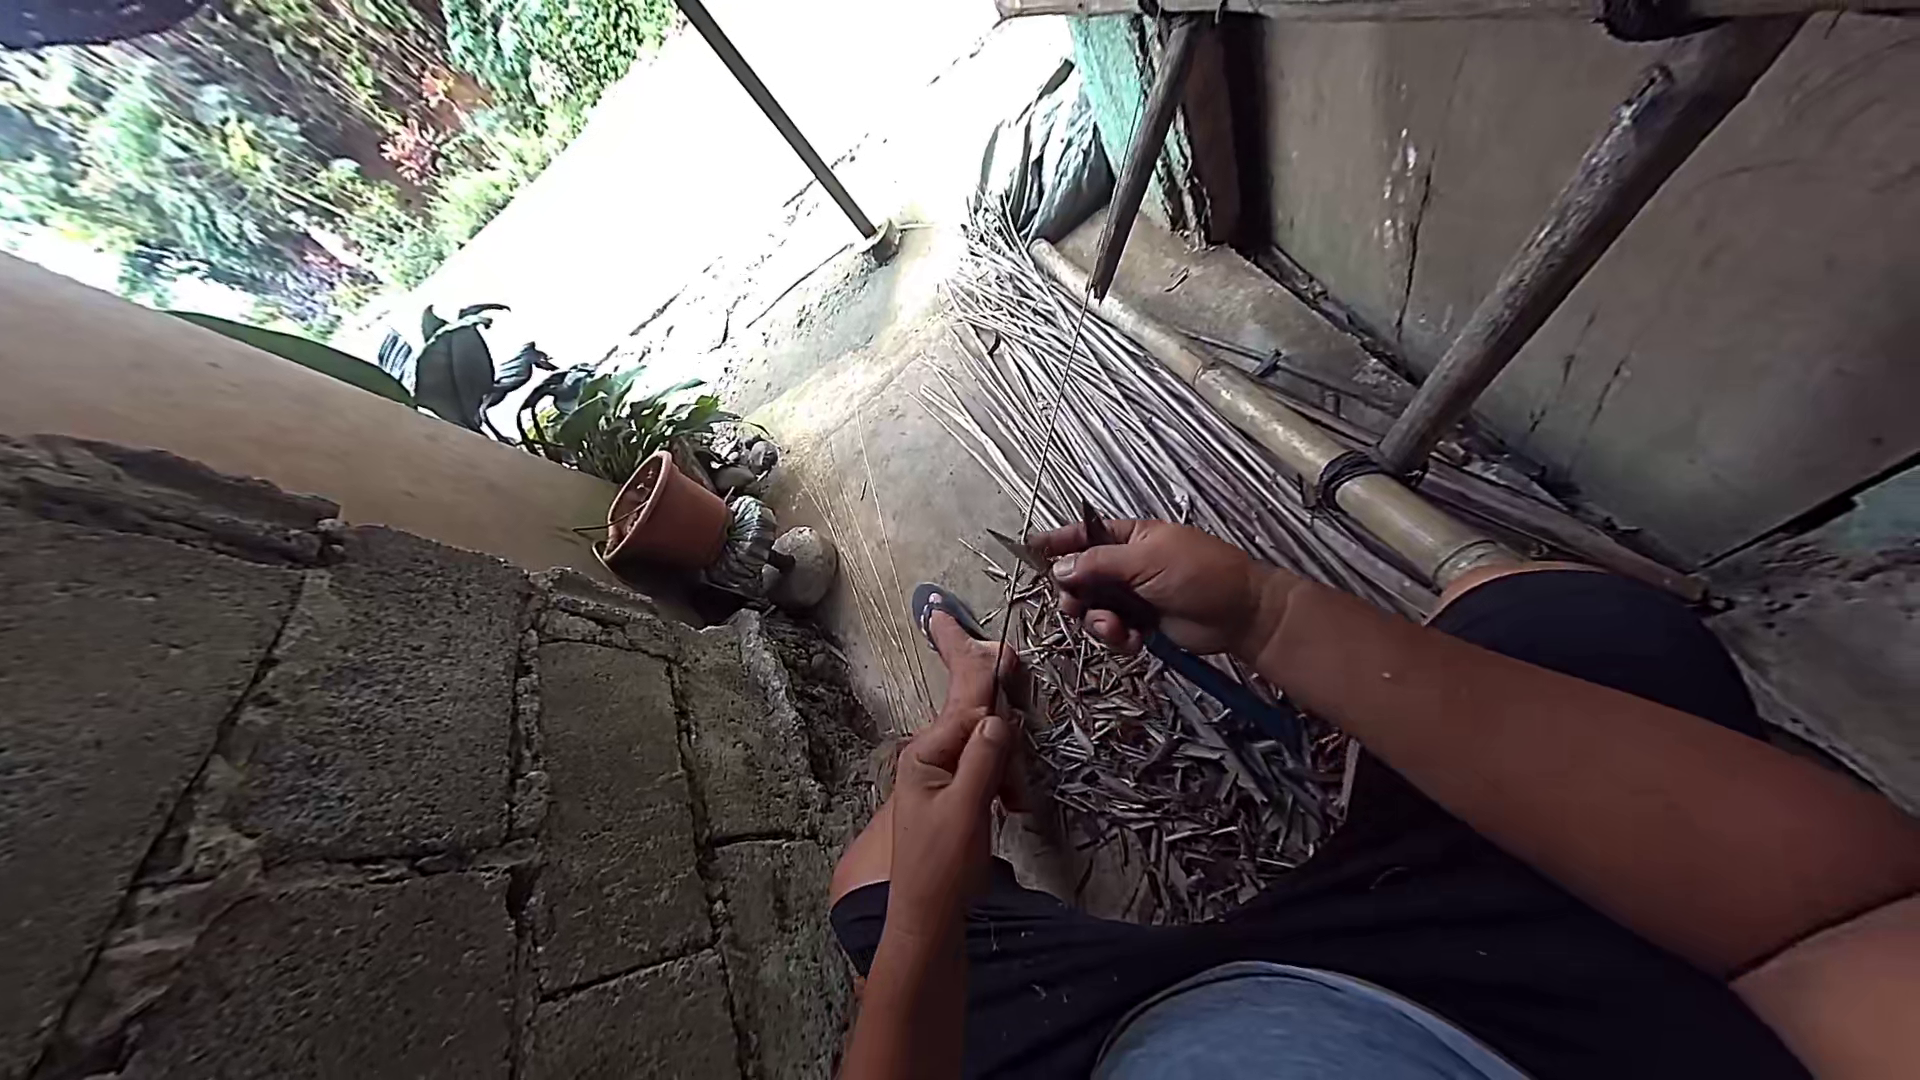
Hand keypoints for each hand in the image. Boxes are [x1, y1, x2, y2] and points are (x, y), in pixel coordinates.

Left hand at [887, 610, 1018, 940]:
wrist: (931, 915)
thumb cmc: (942, 865)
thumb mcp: (966, 808)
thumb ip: (983, 758)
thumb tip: (998, 715)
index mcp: (925, 753)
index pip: (967, 711)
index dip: (994, 698)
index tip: (1012, 663)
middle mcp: (932, 755)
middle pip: (976, 723)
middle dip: (1004, 741)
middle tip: (1018, 752)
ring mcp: (945, 772)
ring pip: (988, 747)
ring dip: (1008, 768)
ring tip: (1014, 801)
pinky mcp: (958, 789)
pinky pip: (988, 768)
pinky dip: (1004, 781)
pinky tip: (1012, 804)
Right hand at [1031, 518, 1299, 658]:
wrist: (1242, 615)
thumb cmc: (1199, 574)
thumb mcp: (1146, 560)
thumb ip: (1098, 563)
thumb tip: (1059, 567)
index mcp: (1128, 537)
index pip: (1083, 534)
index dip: (1057, 542)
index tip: (1030, 549)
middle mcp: (1125, 564)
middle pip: (1080, 577)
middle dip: (1076, 595)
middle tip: (1076, 606)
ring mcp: (1132, 594)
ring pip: (1093, 608)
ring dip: (1098, 621)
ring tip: (1116, 629)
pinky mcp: (1140, 621)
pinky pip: (1113, 629)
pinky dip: (1117, 637)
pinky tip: (1133, 639)